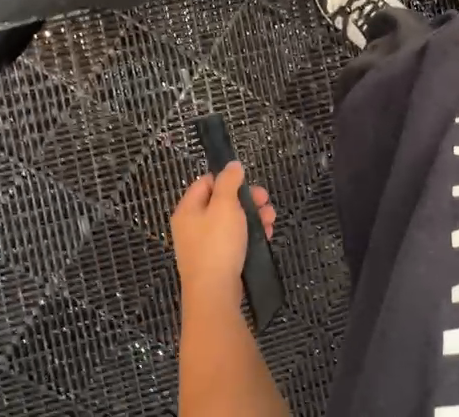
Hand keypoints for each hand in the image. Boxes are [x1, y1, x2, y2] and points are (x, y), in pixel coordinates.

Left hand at [171, 162, 275, 309]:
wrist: (215, 294)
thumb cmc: (217, 244)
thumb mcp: (225, 205)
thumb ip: (229, 181)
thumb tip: (232, 165)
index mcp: (188, 210)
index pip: (206, 182)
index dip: (227, 179)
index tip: (247, 183)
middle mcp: (192, 226)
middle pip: (221, 202)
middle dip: (247, 199)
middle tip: (265, 201)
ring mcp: (203, 245)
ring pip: (231, 221)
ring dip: (253, 216)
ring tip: (271, 220)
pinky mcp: (216, 261)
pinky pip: (234, 240)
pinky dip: (249, 235)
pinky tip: (266, 235)